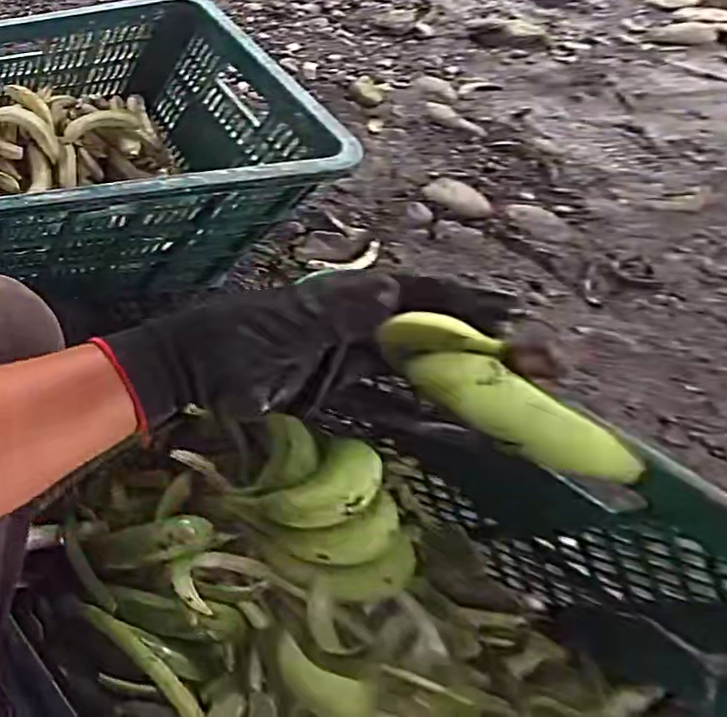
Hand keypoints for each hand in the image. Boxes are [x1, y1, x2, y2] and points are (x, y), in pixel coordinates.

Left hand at [98, 271, 514, 427]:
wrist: (179, 371)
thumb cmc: (220, 340)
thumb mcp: (277, 325)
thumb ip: (334, 313)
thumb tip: (394, 289)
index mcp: (334, 302)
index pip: (412, 296)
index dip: (467, 304)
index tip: (520, 319)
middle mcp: (345, 328)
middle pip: (426, 334)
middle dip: (486, 345)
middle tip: (548, 365)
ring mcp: (340, 363)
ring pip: (418, 372)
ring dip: (469, 384)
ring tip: (533, 400)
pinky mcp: (330, 396)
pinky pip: (388, 407)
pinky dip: (428, 421)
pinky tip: (474, 436)